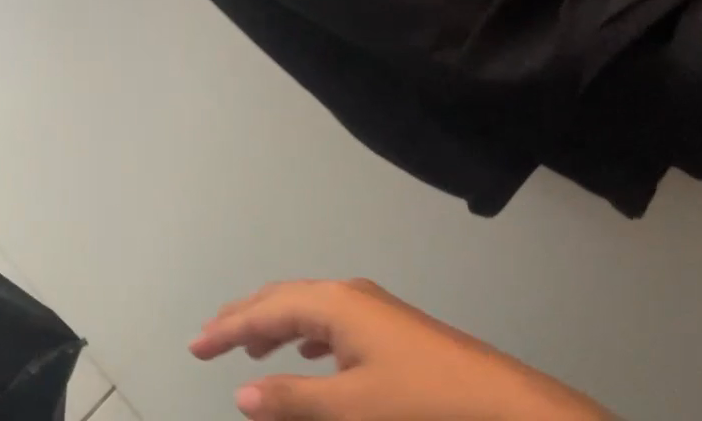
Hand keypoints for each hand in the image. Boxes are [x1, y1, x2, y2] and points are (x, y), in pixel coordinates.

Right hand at [191, 279, 607, 420]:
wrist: (508, 406)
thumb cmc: (422, 402)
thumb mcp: (351, 406)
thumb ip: (292, 399)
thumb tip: (241, 394)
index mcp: (333, 303)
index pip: (264, 310)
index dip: (226, 328)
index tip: (194, 345)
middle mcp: (349, 295)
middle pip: (282, 299)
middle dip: (244, 319)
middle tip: (210, 338)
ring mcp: (374, 309)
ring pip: (308, 309)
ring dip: (274, 326)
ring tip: (249, 348)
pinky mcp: (392, 328)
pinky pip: (332, 322)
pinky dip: (306, 335)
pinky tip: (309, 354)